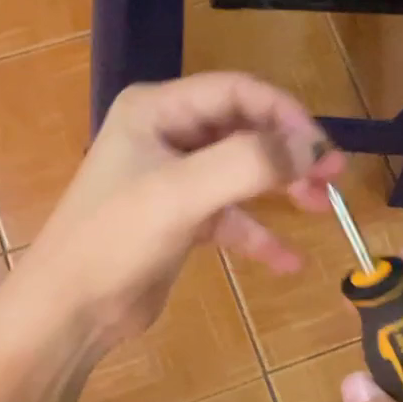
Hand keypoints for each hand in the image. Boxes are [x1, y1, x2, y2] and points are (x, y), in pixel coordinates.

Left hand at [17, 72, 342, 348]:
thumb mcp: (181, 193)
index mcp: (157, 110)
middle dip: (288, 152)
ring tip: (322, 208)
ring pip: (240, 172)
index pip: (237, 92)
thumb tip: (315, 149)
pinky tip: (288, 261)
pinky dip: (258, 234)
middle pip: (243, 130)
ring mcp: (172, 178)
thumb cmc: (116, 240)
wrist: (69, 309)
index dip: (285, 116)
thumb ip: (249, 163)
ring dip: (280, 189)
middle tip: (333, 177)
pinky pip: (229, 217)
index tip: (325, 150)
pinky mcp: (178, 220)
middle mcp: (165, 134)